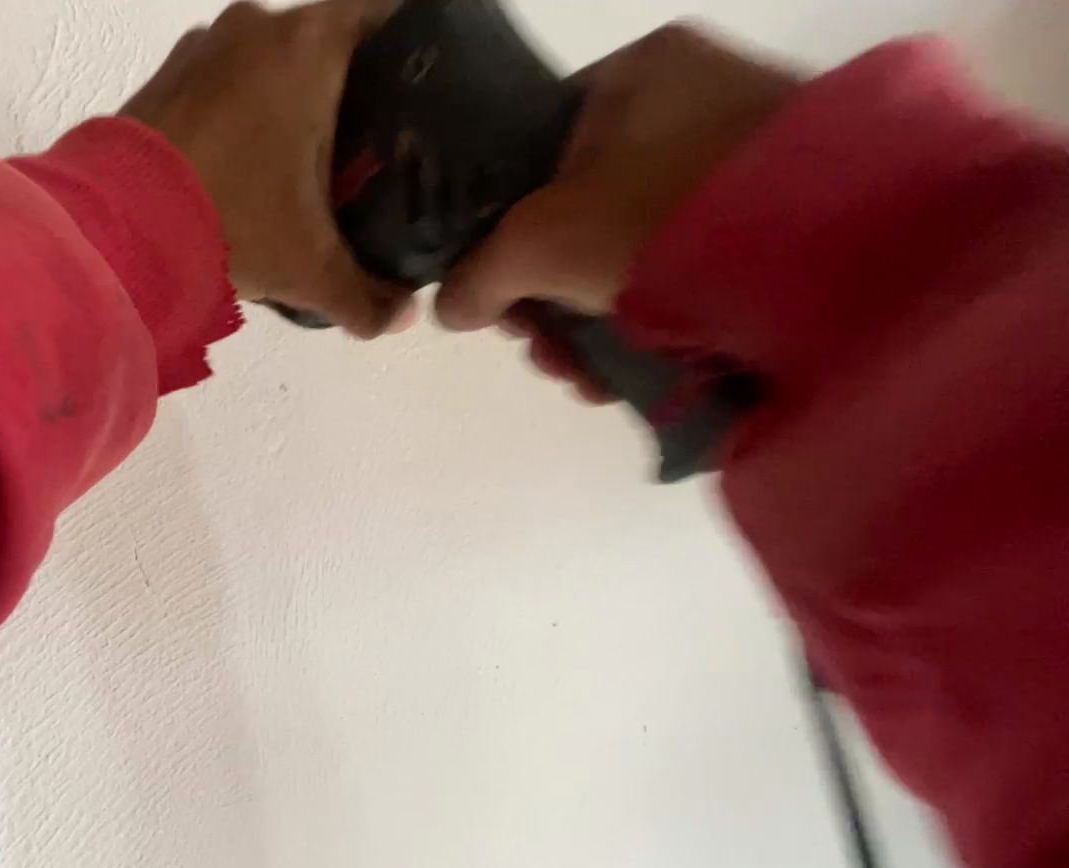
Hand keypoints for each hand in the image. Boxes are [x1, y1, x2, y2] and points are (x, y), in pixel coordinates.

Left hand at [121, 0, 416, 338]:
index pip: (391, 18)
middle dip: (347, 95)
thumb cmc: (230, 225)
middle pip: (327, 46)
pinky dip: (235, 118)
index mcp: (311, 43)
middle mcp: (256, 26)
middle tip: (361, 152)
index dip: (413, 56)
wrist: (115, 232)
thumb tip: (401, 319)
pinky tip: (238, 171)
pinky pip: (217, 87)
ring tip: (296, 168)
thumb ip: (364, 295)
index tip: (418, 102)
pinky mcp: (160, 81)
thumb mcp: (307, 268)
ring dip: (286, 107)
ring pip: (267, 66)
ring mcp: (200, 49)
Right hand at [434, 24, 800, 393]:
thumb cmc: (654, 217)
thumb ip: (472, 275)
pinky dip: (635, 328)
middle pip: (568, 218)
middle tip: (536, 345)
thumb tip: (452, 309)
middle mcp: (688, 104)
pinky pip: (671, 274)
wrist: (831, 259)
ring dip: (579, 327)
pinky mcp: (770, 224)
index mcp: (633, 75)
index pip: (527, 153)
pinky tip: (617, 373)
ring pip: (614, 257)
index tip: (491, 286)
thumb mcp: (531, 243)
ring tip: (578, 377)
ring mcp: (735, 164)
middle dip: (540, 298)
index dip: (494, 228)